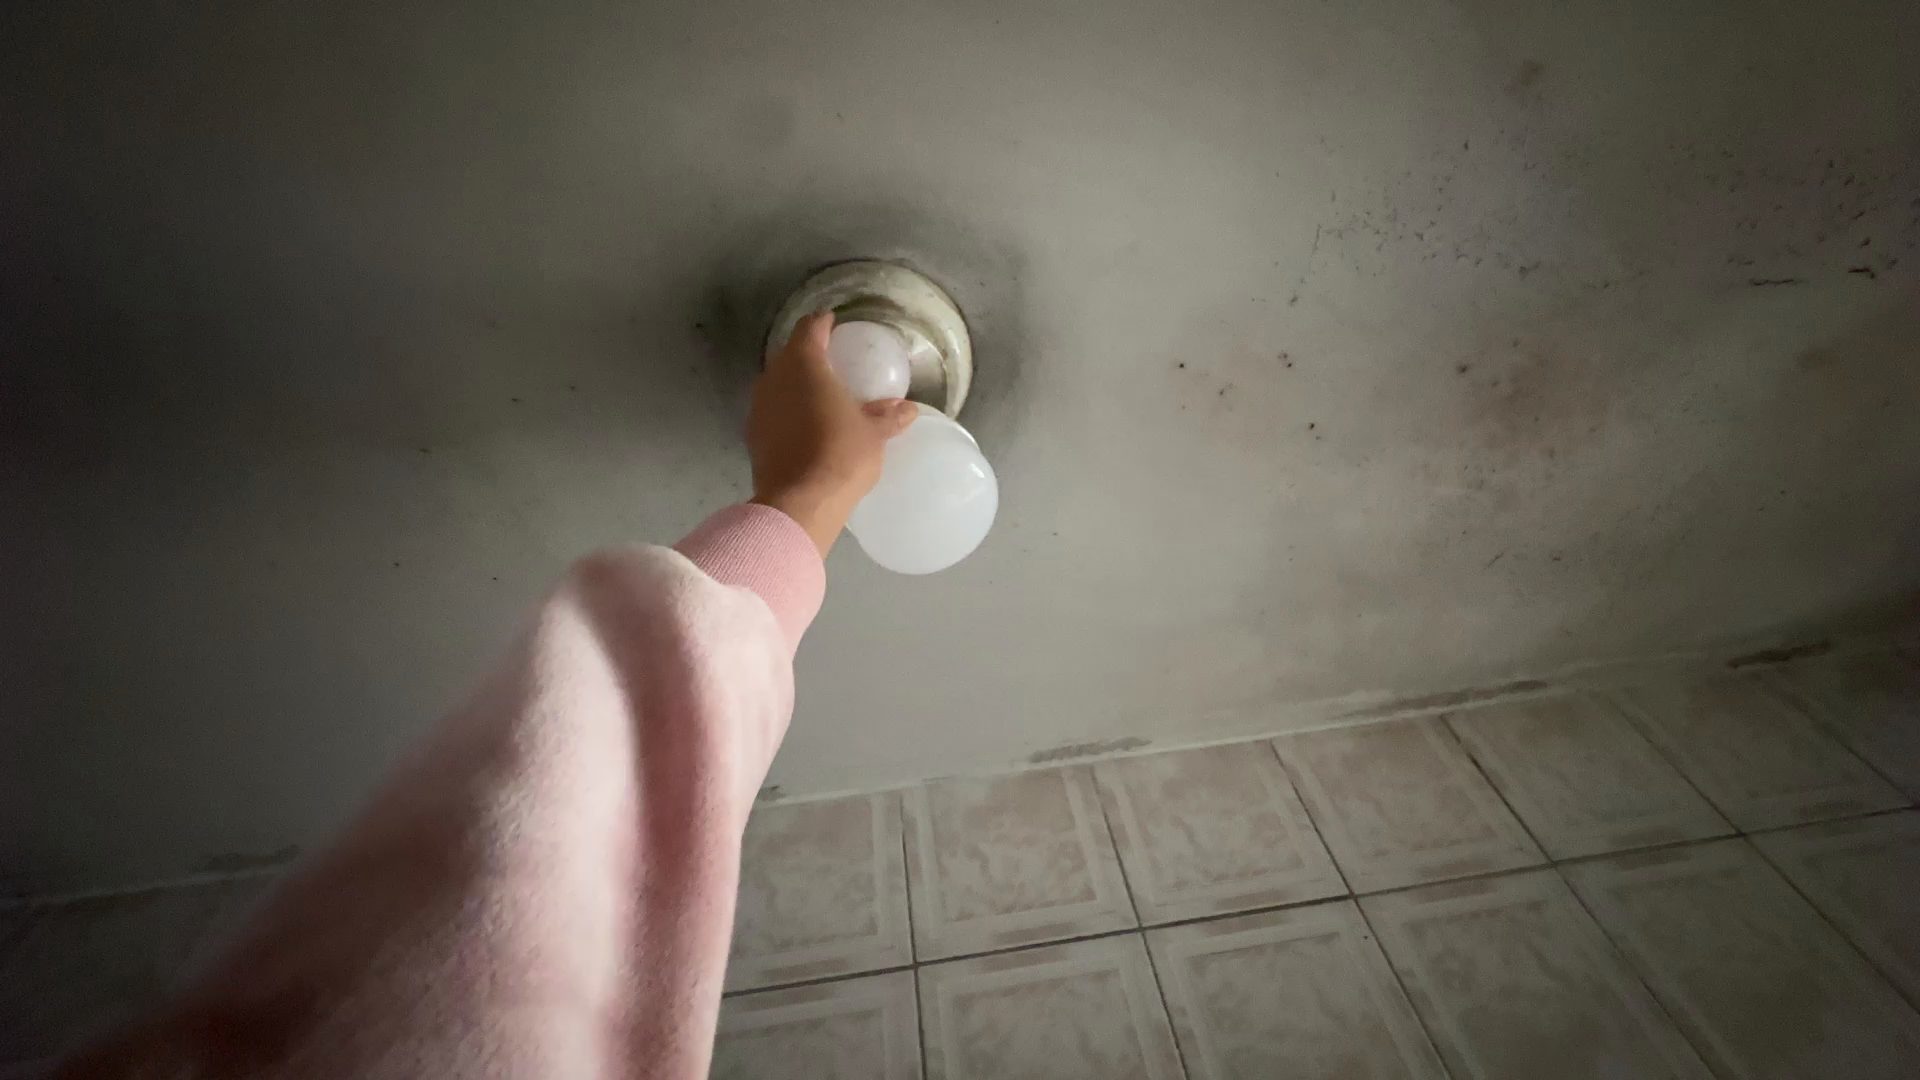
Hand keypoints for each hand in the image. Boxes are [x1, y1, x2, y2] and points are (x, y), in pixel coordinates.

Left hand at [748, 310, 916, 556]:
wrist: (800, 503)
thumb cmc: (842, 455)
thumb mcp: (874, 435)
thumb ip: (887, 417)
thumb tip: (907, 409)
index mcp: (805, 365)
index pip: (810, 329)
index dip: (822, 324)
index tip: (833, 324)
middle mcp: (774, 378)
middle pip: (789, 355)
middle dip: (807, 355)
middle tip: (830, 362)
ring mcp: (759, 407)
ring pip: (777, 384)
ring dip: (795, 385)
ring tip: (817, 396)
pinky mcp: (753, 436)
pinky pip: (772, 412)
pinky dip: (787, 412)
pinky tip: (803, 427)